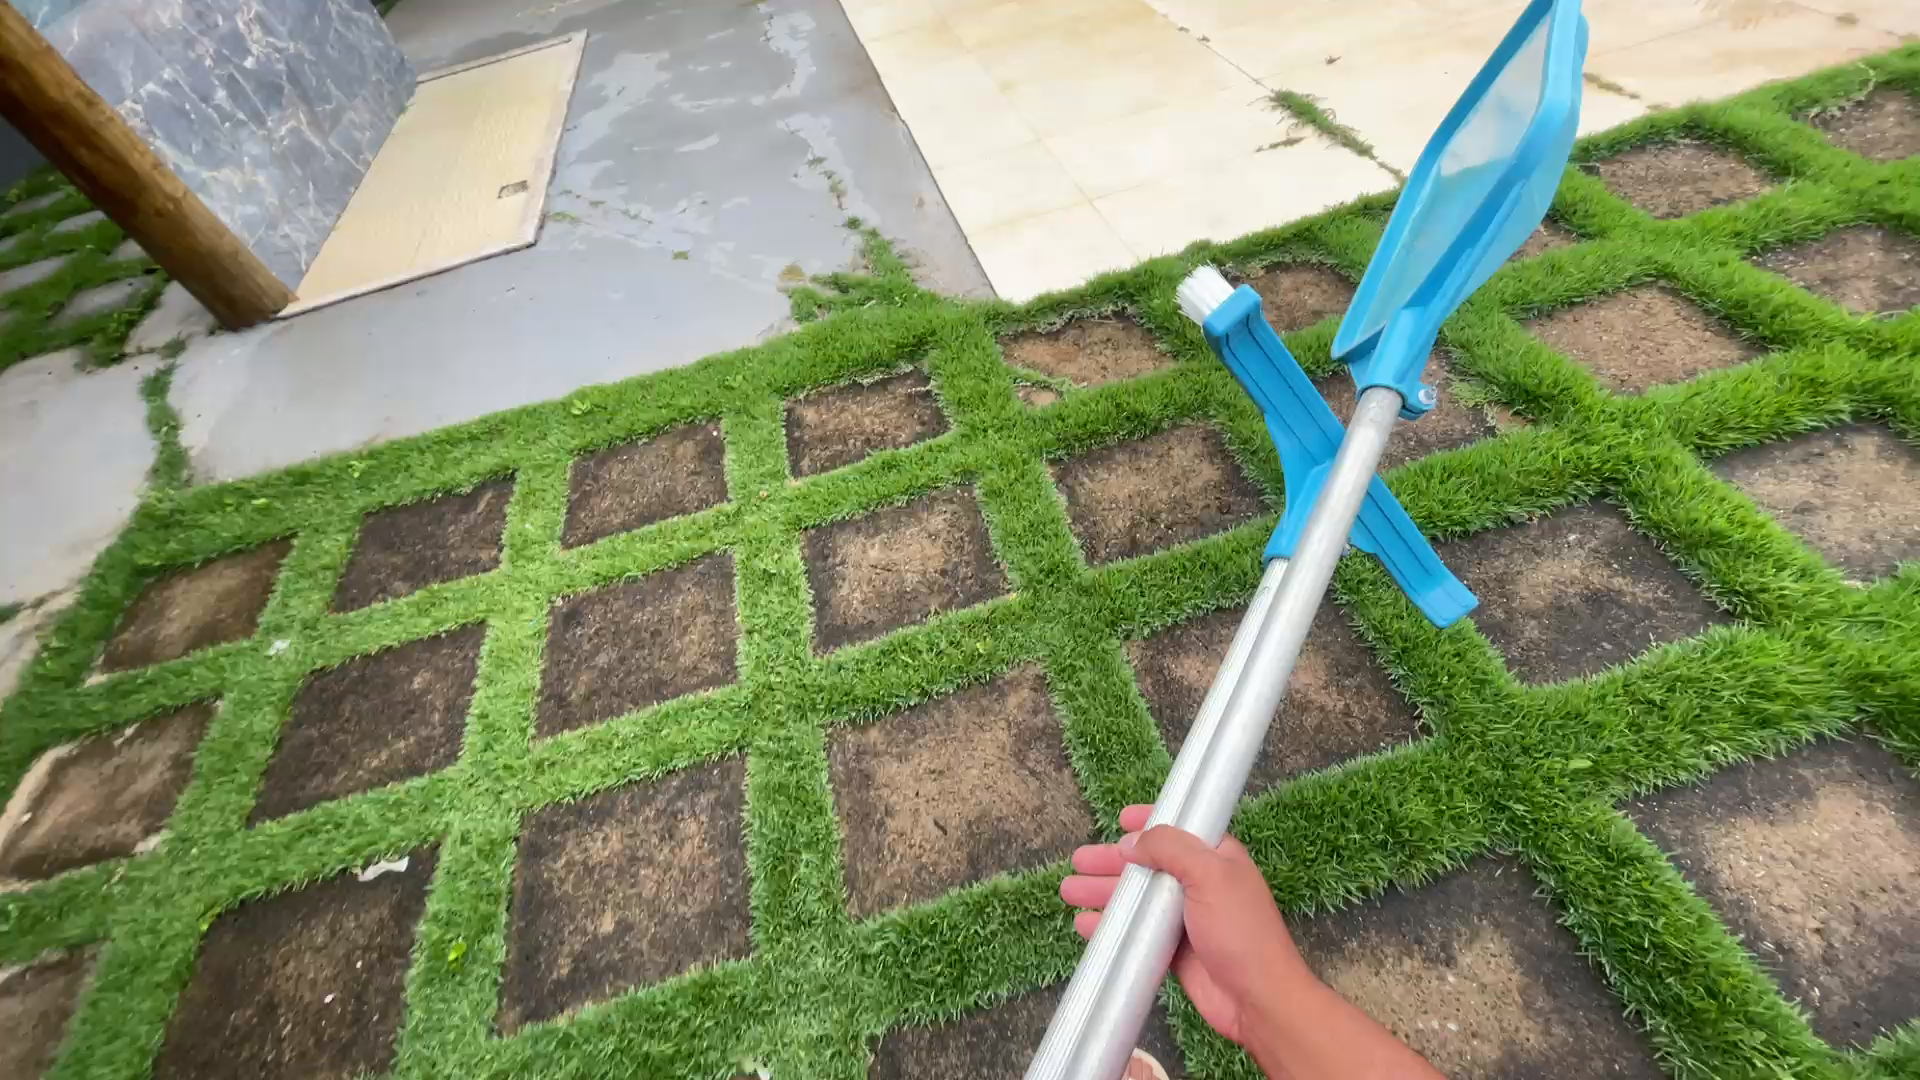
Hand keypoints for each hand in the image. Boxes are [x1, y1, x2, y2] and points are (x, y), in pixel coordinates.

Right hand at [1061, 804, 1312, 1046]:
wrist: (1259, 1002)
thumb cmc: (1242, 932)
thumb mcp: (1210, 873)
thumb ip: (1170, 847)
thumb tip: (1132, 841)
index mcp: (1214, 857)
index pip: (1176, 828)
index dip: (1147, 822)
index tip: (1120, 819)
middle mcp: (1198, 882)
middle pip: (1145, 864)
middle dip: (1110, 861)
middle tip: (1079, 861)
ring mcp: (1184, 917)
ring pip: (1135, 898)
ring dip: (1102, 892)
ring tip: (1070, 891)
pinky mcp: (1173, 949)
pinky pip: (1134, 931)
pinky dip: (1109, 926)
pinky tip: (1086, 926)